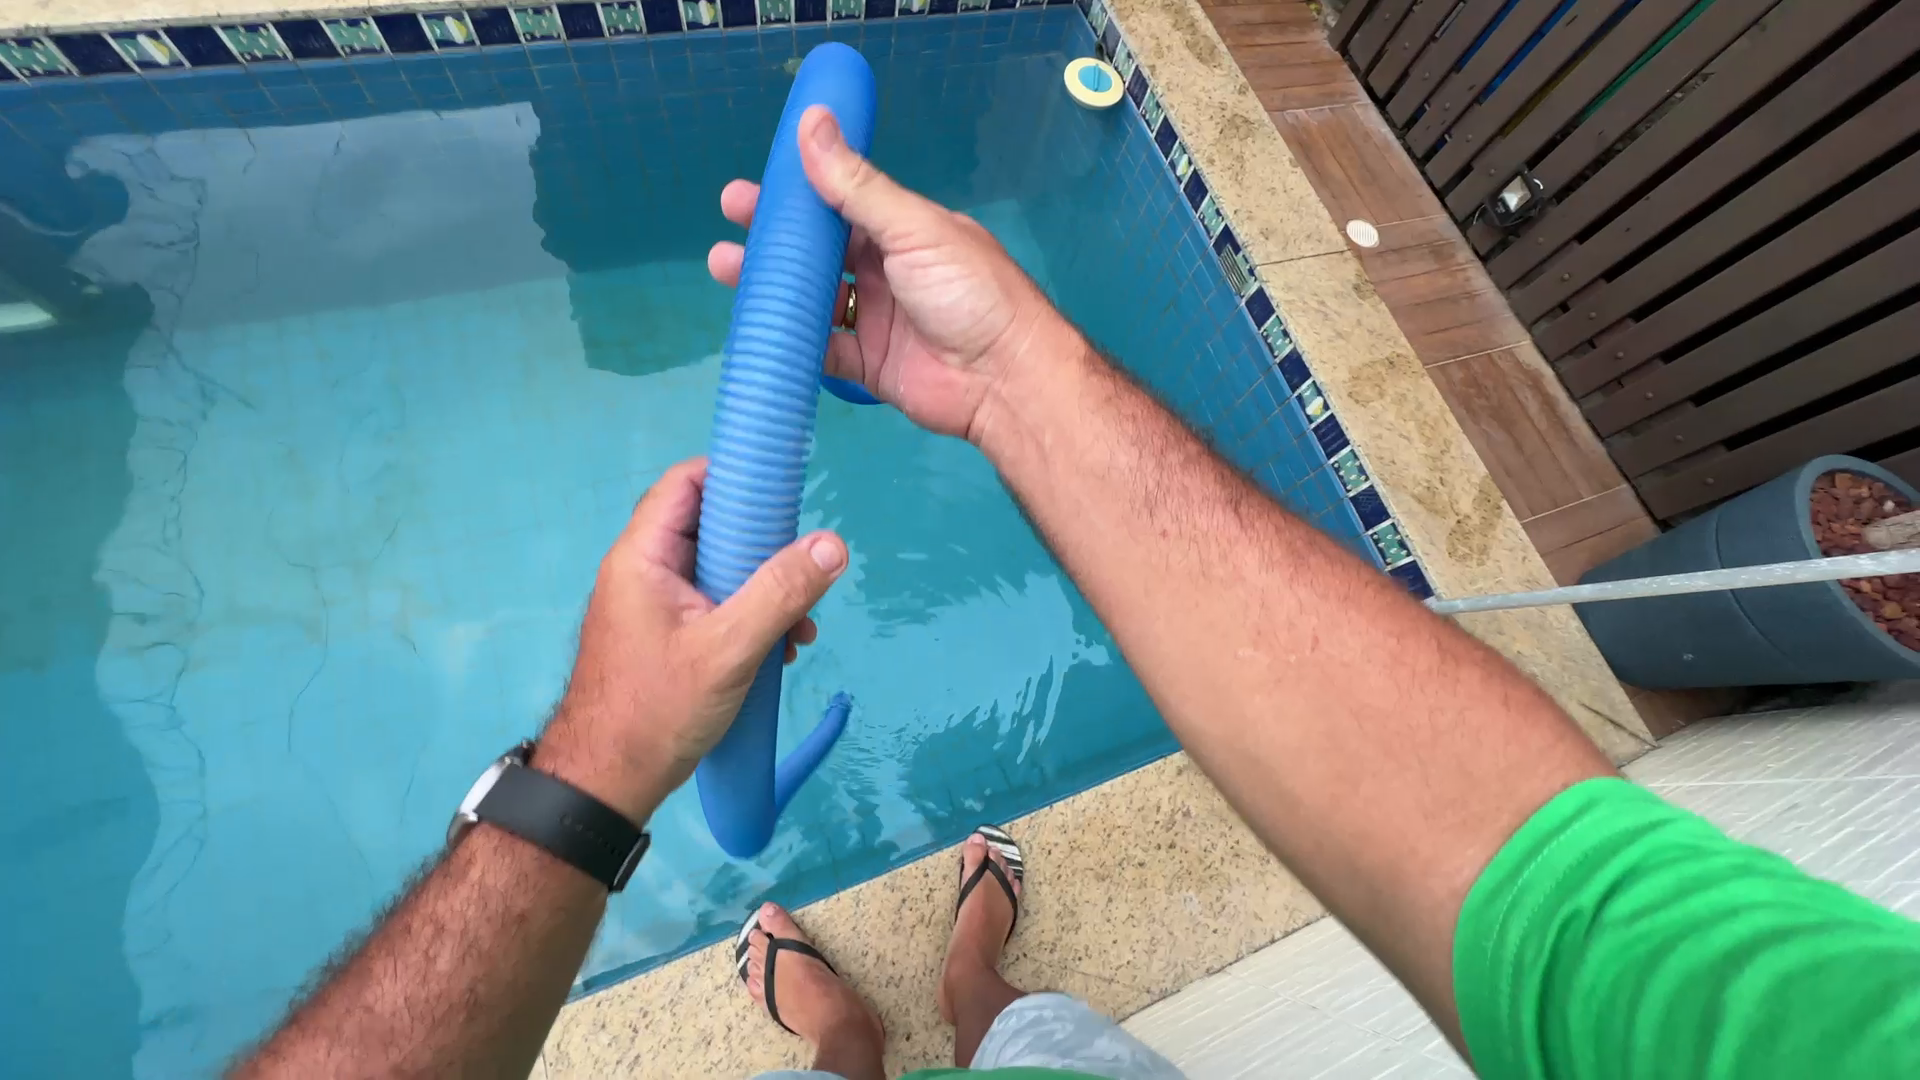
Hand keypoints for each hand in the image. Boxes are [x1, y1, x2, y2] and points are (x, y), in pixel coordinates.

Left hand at [535, 458, 847, 823]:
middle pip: (713, 528)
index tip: (784, 490)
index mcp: (645, 557)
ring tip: (800, 628)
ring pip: (722, 572)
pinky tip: (781, 650)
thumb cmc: (658, 708)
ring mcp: (658, 606)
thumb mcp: (729, 648)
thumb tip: (833, 544)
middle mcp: (647, 571)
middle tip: (805, 568)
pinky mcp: (671, 635)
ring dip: (767, 590)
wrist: (608, 784)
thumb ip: (782, 592)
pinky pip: (719, 606)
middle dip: (766, 546)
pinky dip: (753, 618)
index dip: (734, 474)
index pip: (686, 483)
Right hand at [706, 105, 1080, 443]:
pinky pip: (824, 351)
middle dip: (775, 244)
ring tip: (728, 273)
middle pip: (819, 254)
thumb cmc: (967, 291)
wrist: (1002, 377)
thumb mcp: (915, 229)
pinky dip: (794, 342)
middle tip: (730, 233)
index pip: (837, 206)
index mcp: (900, 232)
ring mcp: (875, 320)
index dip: (794, 197)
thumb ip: (859, 187)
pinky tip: (758, 328)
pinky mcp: (870, 365)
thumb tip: (813, 124)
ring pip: (814, 301)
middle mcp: (884, 273)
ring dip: (774, 289)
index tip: (750, 191)